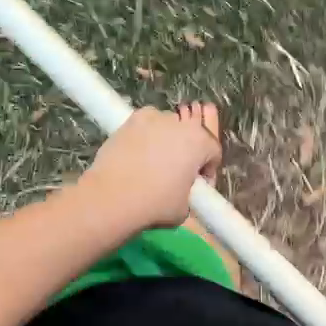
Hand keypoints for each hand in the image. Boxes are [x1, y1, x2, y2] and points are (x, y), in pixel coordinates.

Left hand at [78, 104, 221, 230]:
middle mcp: (180, 123)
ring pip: (168, 127)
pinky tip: (138, 154)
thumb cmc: (155, 204)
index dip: (207, 170)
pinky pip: (146, 126)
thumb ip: (190, 191)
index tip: (197, 185)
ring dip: (167, 141)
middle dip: (187, 152)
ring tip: (154, 163)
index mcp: (200, 142)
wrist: (112, 197)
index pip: (213, 152)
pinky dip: (146, 136)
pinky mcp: (131, 120)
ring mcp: (153, 118)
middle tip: (176, 173)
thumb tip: (182, 188)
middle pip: (191, 135)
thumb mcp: (185, 207)